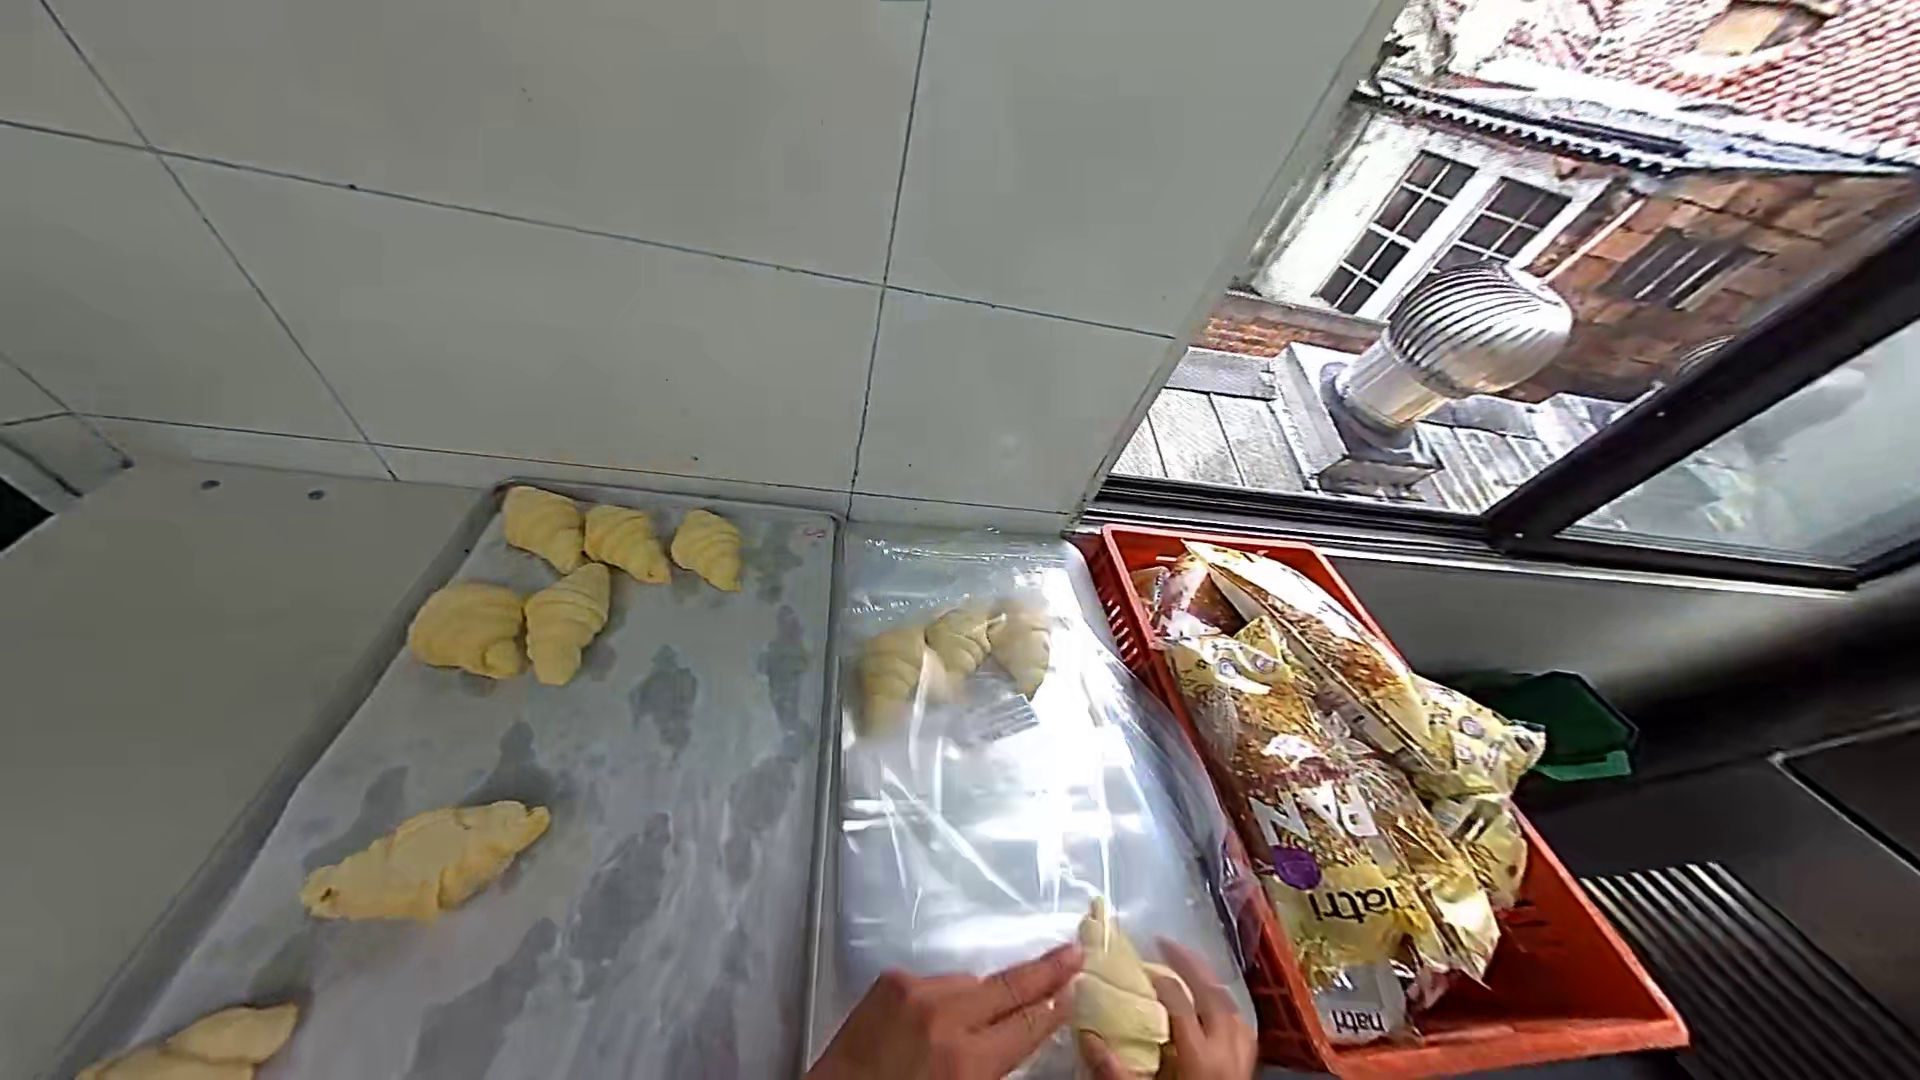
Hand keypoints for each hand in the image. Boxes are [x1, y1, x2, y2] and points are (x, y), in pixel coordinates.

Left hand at [807, 943, 1083, 1079]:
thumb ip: (992, 1065)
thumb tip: (1019, 1030)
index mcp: (964, 1064)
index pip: (1023, 1027)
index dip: (1052, 1009)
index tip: (1074, 988)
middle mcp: (943, 1017)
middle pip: (1007, 987)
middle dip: (1044, 971)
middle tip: (1073, 952)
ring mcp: (915, 991)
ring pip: (968, 982)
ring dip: (982, 996)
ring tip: (977, 1022)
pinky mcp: (892, 979)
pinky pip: (935, 982)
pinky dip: (944, 997)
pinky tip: (933, 1023)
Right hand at [1077, 940, 1254, 1079]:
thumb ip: (1115, 1072)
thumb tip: (1086, 1034)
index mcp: (1200, 1057)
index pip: (1178, 1001)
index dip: (1157, 979)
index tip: (1137, 967)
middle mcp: (1226, 1052)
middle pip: (1212, 994)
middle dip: (1188, 964)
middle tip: (1165, 944)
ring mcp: (1243, 1062)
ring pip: (1232, 1008)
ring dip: (1210, 984)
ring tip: (1188, 969)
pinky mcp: (1249, 1073)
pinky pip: (1243, 1029)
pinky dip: (1226, 1009)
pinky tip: (1212, 1008)